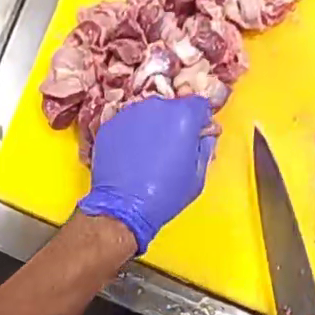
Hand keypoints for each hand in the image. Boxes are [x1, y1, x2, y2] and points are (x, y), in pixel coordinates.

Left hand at [76, 96, 215, 253]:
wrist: (122, 210)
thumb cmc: (165, 197)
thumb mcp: (198, 177)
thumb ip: (205, 148)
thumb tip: (204, 136)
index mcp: (184, 115)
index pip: (199, 104)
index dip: (199, 121)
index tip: (195, 137)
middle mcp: (156, 107)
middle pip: (171, 107)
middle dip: (173, 124)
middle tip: (169, 150)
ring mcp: (130, 114)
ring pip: (147, 115)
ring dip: (150, 129)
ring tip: (146, 156)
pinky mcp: (109, 126)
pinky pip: (126, 125)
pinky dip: (129, 137)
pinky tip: (129, 159)